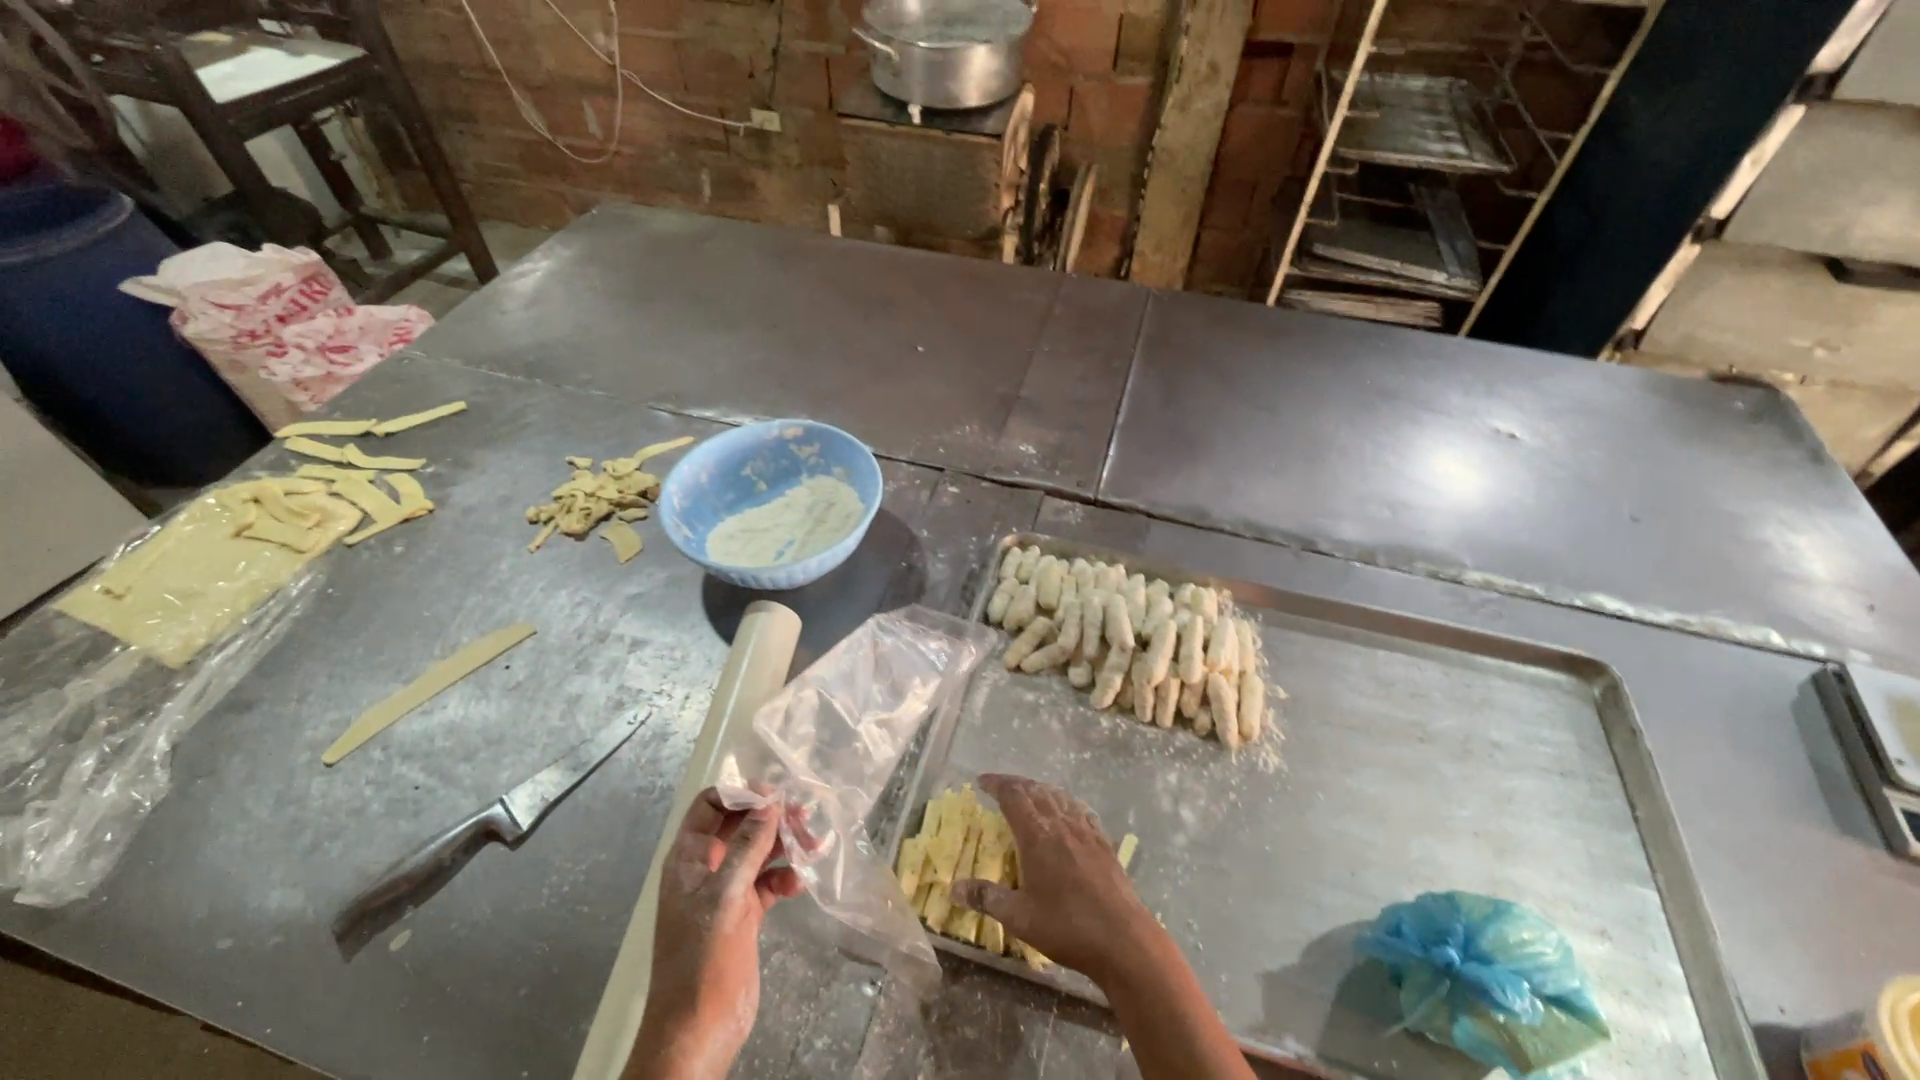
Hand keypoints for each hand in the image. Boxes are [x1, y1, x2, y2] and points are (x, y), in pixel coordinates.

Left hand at [628, 786, 801, 1079]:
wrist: (698, 1028)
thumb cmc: (701, 959)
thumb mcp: (723, 897)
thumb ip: (746, 847)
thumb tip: (769, 803)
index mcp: (688, 858)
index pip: (711, 805)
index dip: (741, 795)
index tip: (776, 797)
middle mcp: (707, 868)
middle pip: (741, 825)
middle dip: (771, 818)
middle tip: (805, 820)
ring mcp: (727, 892)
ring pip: (759, 852)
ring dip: (785, 846)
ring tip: (814, 849)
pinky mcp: (746, 914)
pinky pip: (770, 882)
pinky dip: (786, 877)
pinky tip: (800, 884)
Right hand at [949, 773, 1159, 985]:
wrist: (1123, 939)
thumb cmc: (1067, 926)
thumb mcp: (1019, 917)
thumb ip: (987, 898)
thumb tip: (954, 889)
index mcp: (1037, 836)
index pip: (1013, 796)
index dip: (997, 784)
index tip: (982, 782)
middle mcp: (1062, 825)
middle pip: (1037, 790)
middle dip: (1016, 784)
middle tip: (1000, 787)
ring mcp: (1087, 832)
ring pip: (1060, 797)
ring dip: (1040, 790)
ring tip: (1029, 795)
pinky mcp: (1104, 844)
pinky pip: (1081, 811)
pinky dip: (1066, 804)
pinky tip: (1067, 814)